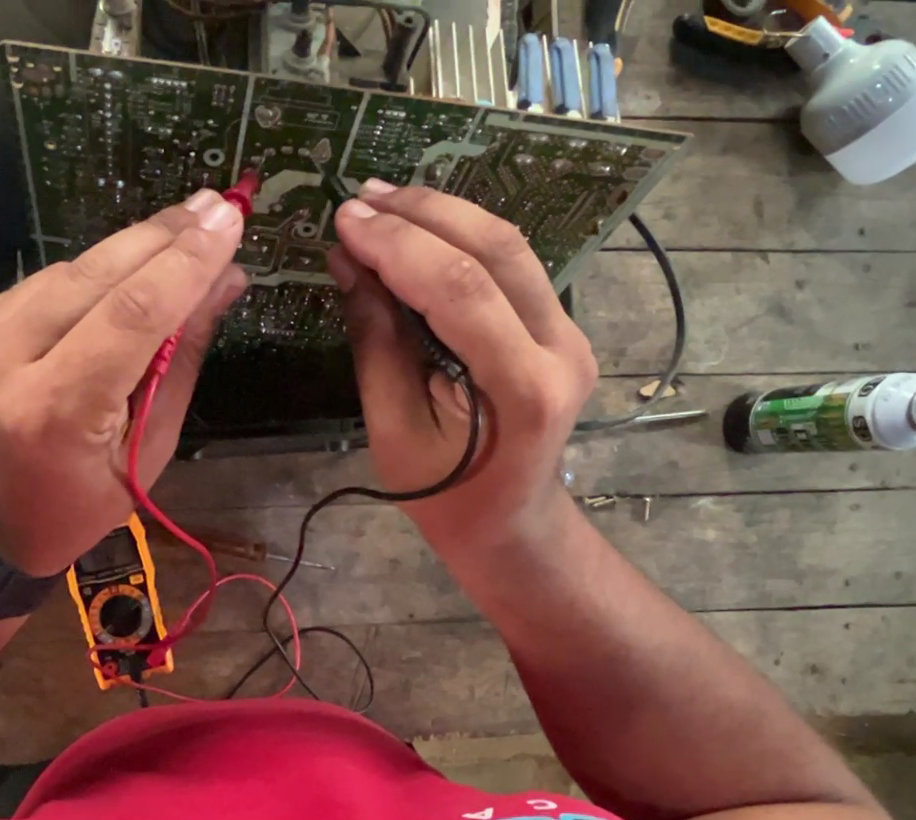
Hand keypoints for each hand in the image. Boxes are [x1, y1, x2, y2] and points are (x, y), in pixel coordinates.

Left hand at [0, 192, 247, 576]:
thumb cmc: (85, 504)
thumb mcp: (148, 448)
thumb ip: (180, 359)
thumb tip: (224, 280)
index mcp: (55, 412)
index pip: (130, 315)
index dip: (185, 263)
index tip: (229, 220)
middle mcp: (3, 365)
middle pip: (93, 276)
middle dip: (161, 238)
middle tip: (215, 207)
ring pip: (67, 271)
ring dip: (129, 251)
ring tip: (182, 233)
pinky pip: (42, 285)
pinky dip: (90, 274)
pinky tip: (126, 271)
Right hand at [327, 180, 596, 565]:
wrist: (510, 525)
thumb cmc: (445, 499)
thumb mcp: (394, 433)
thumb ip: (377, 344)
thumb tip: (351, 264)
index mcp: (525, 388)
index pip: (462, 290)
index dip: (399, 246)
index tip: (345, 221)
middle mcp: (563, 348)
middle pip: (499, 249)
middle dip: (423, 214)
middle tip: (361, 198)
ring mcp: (571, 333)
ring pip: (511, 246)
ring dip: (443, 215)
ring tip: (382, 201)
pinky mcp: (560, 327)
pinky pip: (511, 266)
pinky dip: (460, 239)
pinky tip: (418, 229)